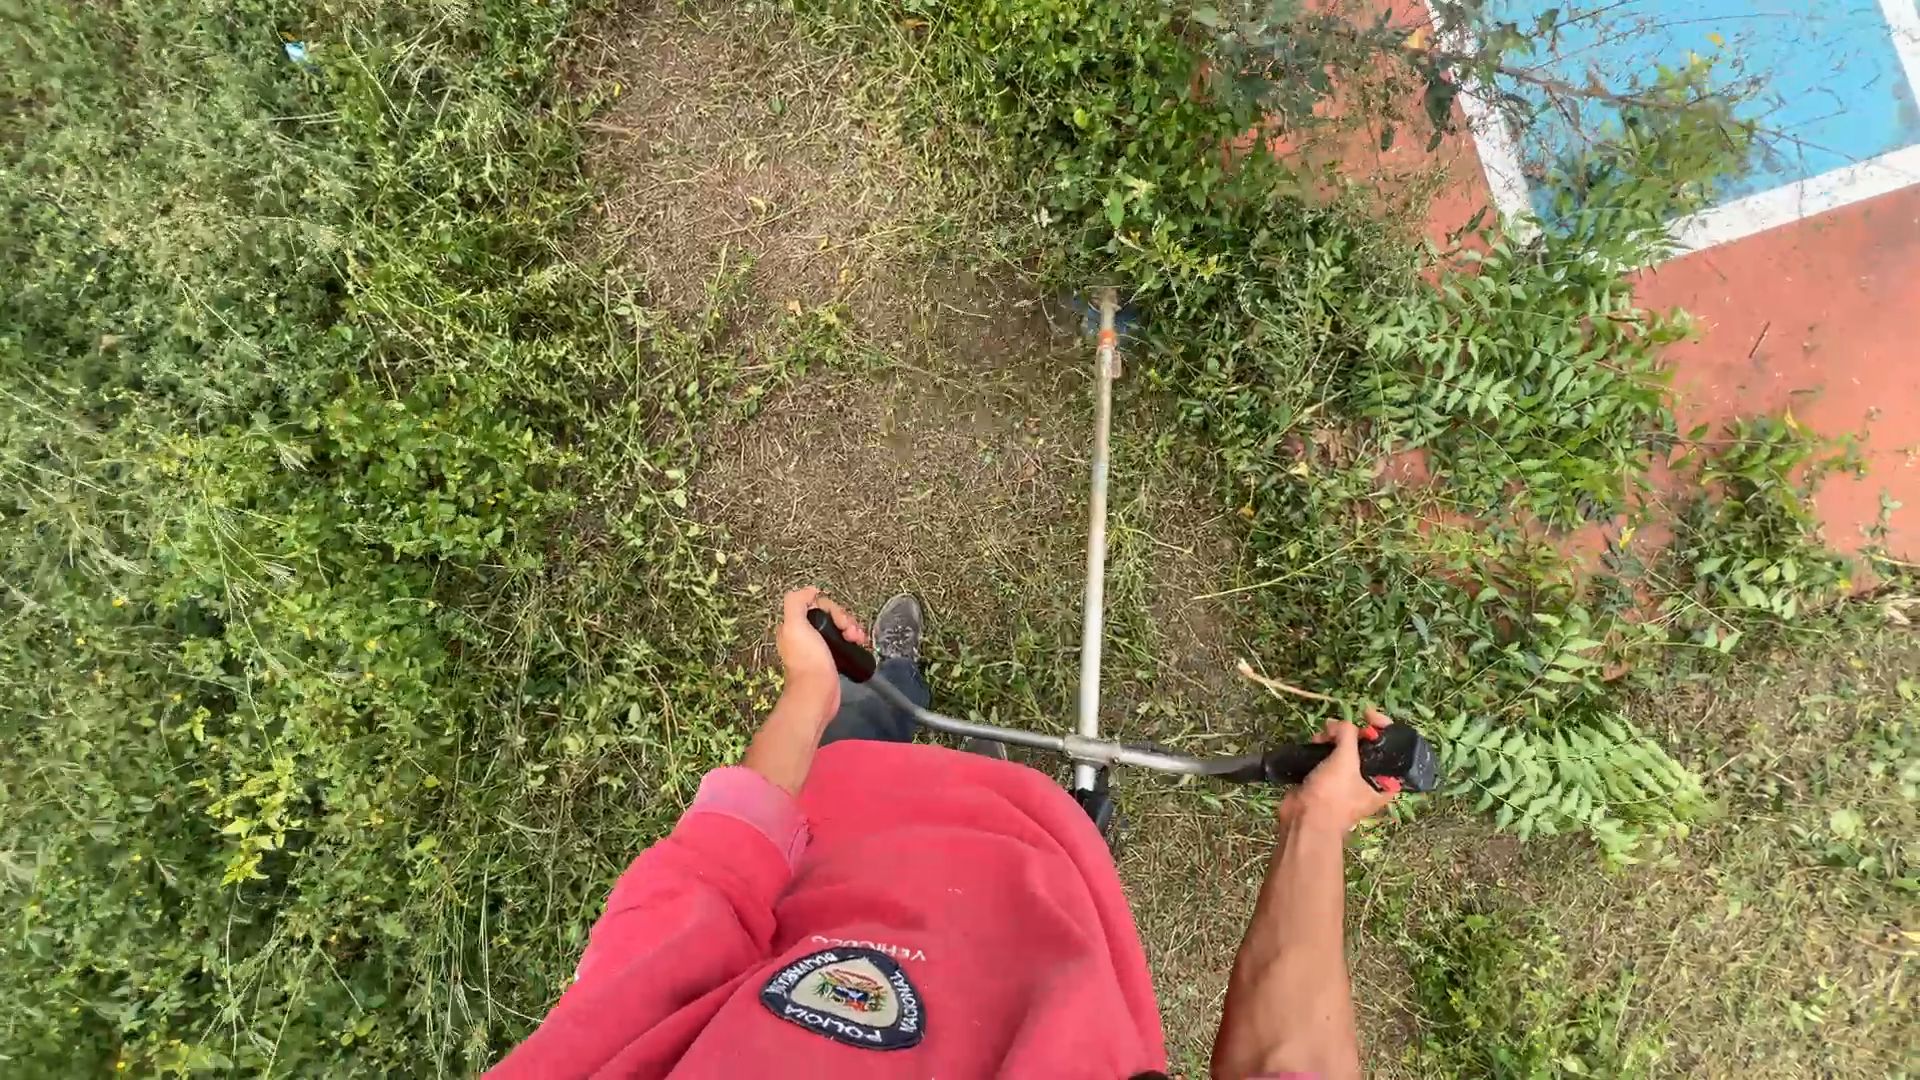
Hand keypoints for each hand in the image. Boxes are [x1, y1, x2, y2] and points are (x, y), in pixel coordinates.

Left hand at [774, 587, 866, 726]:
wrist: (818, 693)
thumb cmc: (808, 660)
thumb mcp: (795, 625)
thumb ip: (796, 602)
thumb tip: (811, 589)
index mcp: (794, 625)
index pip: (818, 605)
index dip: (832, 610)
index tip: (839, 623)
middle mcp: (805, 634)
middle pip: (831, 615)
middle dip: (845, 620)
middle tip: (850, 633)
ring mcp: (819, 647)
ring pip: (839, 627)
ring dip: (852, 629)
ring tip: (858, 639)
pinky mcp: (831, 658)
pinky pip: (844, 640)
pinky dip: (854, 639)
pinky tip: (859, 644)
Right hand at [1281, 708, 1399, 833]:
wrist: (1305, 819)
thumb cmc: (1333, 794)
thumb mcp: (1345, 762)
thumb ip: (1348, 736)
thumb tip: (1339, 724)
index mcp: (1385, 780)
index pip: (1392, 746)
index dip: (1382, 726)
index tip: (1365, 713)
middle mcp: (1370, 778)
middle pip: (1365, 744)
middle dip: (1349, 732)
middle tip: (1334, 729)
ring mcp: (1348, 778)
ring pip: (1345, 748)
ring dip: (1333, 738)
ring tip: (1319, 738)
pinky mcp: (1328, 778)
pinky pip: (1330, 755)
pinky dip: (1323, 746)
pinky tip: (1314, 743)